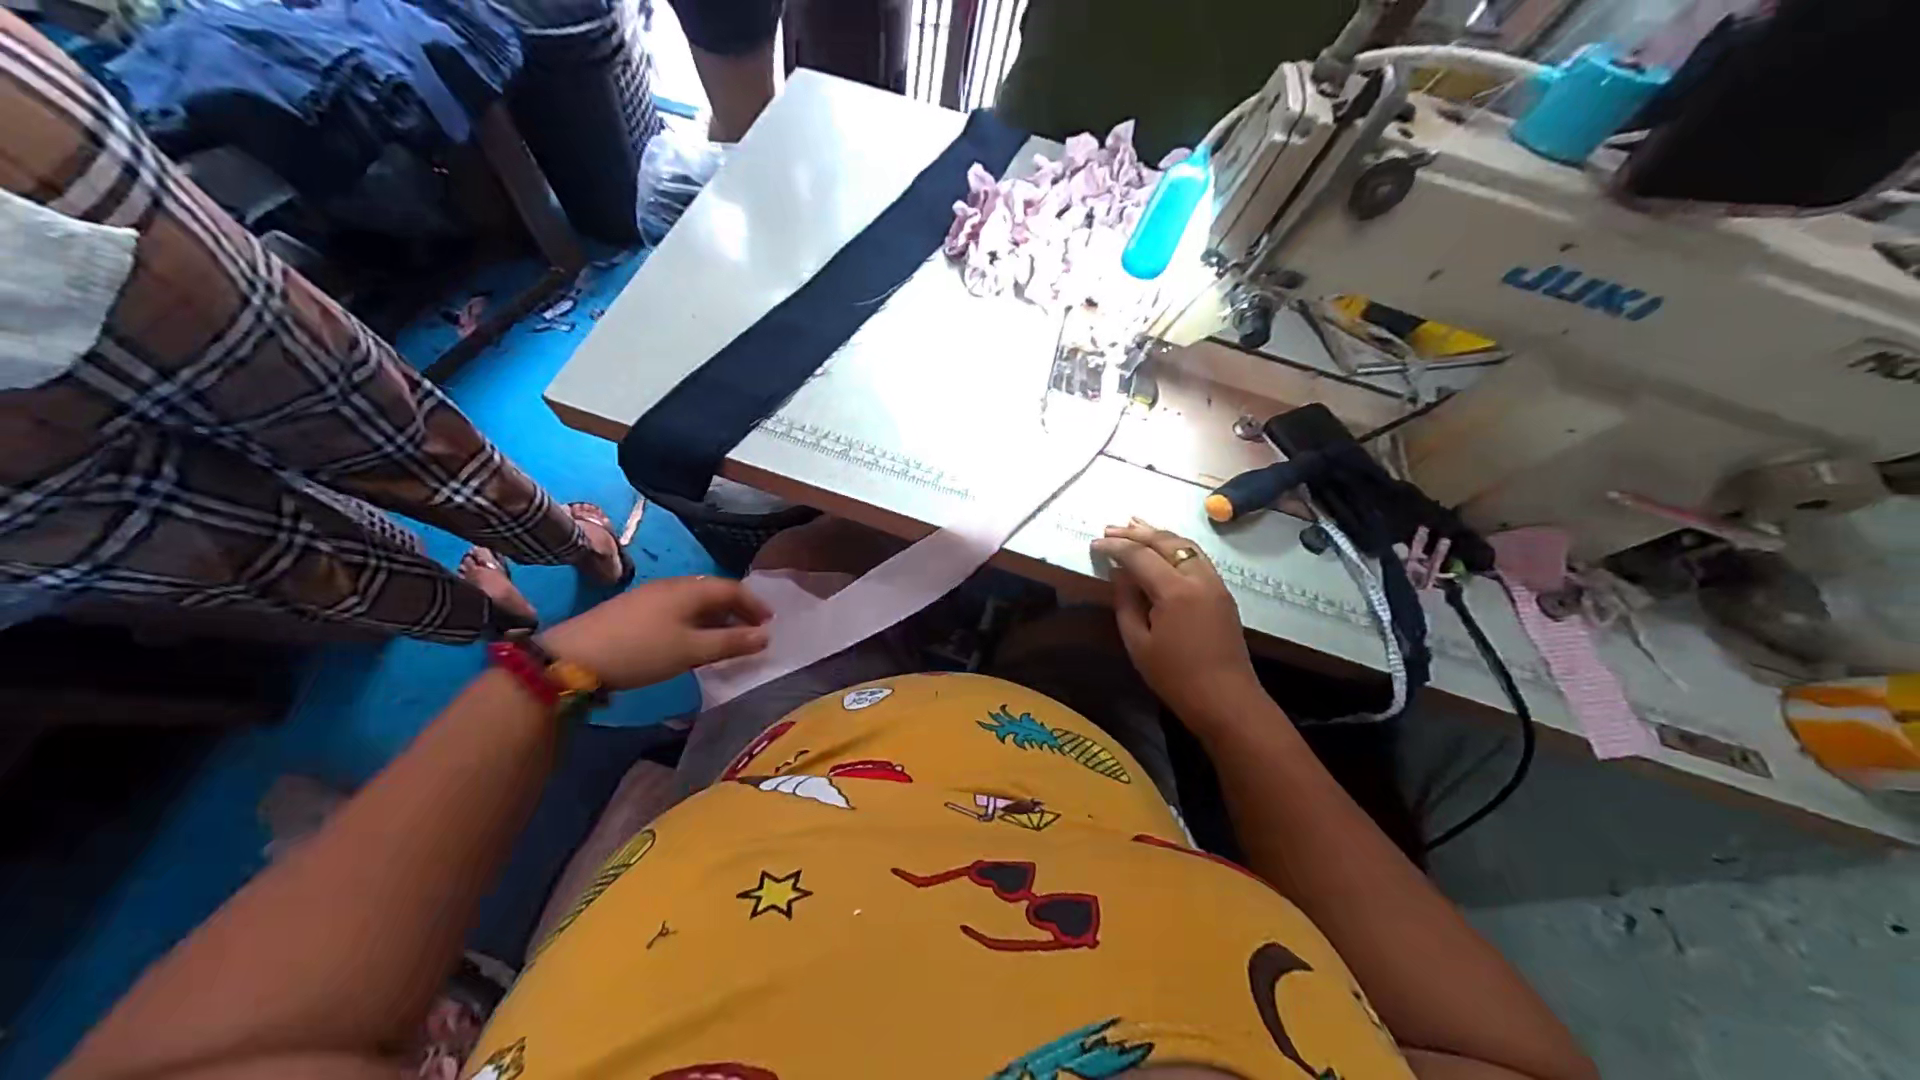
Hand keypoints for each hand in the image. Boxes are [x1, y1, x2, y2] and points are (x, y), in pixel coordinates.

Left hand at [540, 576, 770, 690]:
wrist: (573, 656)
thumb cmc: (642, 650)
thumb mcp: (691, 650)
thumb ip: (731, 643)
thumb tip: (766, 636)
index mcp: (690, 589)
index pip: (733, 588)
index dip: (755, 604)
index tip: (771, 622)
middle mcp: (673, 585)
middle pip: (714, 592)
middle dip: (738, 610)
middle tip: (753, 631)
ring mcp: (651, 596)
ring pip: (695, 601)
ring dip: (717, 617)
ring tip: (727, 638)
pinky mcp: (635, 609)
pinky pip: (678, 609)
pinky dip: (696, 621)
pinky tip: (692, 640)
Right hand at [1092, 519, 1264, 731]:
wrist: (1226, 700)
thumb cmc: (1175, 677)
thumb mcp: (1138, 642)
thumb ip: (1126, 602)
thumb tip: (1120, 573)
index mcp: (1175, 591)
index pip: (1140, 556)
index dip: (1115, 547)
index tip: (1095, 543)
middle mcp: (1198, 578)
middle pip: (1165, 542)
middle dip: (1136, 533)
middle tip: (1111, 527)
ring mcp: (1215, 583)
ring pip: (1185, 545)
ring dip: (1159, 534)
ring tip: (1135, 525)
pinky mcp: (1222, 593)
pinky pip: (1197, 557)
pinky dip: (1176, 546)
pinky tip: (1162, 548)